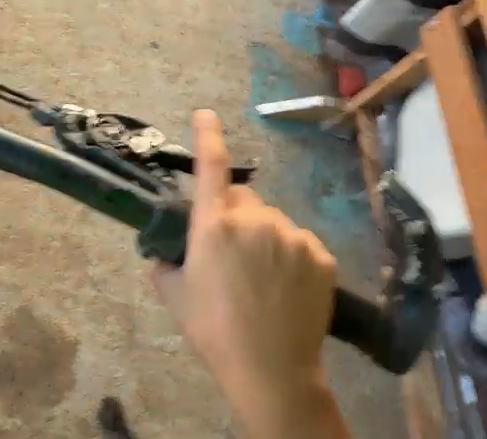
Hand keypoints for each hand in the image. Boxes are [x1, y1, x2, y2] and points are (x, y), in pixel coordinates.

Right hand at [153, 110, 341, 437]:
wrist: (273, 373)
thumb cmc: (214, 331)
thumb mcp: (174, 295)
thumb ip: (166, 261)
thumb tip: (168, 250)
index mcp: (214, 224)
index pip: (211, 164)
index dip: (208, 134)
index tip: (206, 114)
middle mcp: (254, 219)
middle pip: (244, 198)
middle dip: (236, 214)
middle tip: (233, 254)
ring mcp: (292, 236)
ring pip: (273, 222)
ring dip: (265, 238)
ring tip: (263, 280)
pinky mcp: (320, 256)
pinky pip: (300, 243)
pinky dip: (291, 257)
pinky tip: (287, 289)